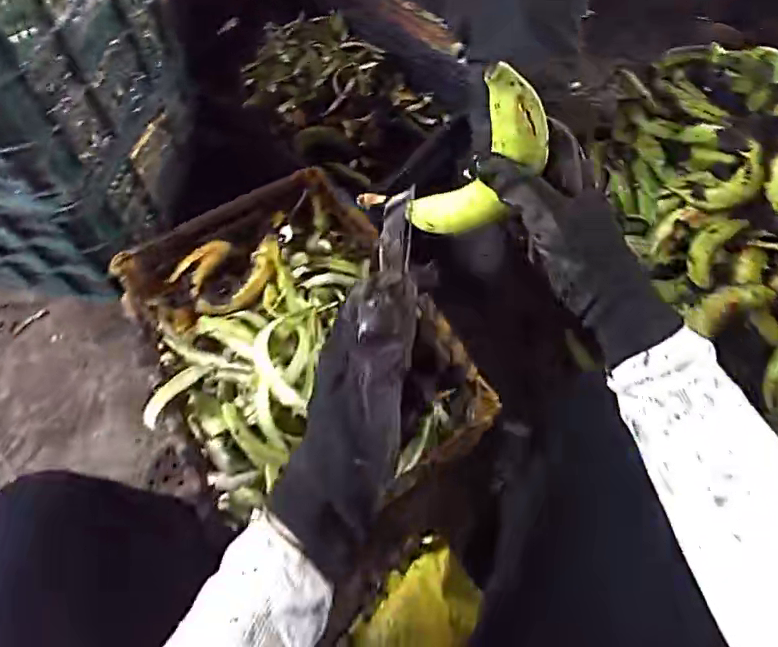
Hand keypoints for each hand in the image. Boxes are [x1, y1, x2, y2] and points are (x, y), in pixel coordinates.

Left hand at [268, 214, 416, 582]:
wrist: (334, 501)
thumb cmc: (352, 440)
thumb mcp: (372, 387)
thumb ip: (384, 337)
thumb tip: (394, 287)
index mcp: (348, 340)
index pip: (374, 292)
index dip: (401, 279)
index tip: (432, 277)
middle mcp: (357, 350)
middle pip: (398, 318)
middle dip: (425, 329)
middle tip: (443, 353)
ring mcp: (368, 374)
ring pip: (408, 346)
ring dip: (429, 359)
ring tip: (439, 384)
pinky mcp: (380, 397)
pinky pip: (409, 375)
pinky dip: (425, 382)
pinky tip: (431, 401)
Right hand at [476, 125, 681, 366]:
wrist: (608, 309)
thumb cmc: (584, 258)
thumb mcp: (550, 218)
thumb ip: (520, 188)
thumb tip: (483, 161)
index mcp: (578, 181)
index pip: (560, 140)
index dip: (540, 124)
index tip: (510, 113)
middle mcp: (574, 195)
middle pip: (549, 163)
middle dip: (523, 150)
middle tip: (490, 142)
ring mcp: (565, 220)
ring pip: (539, 189)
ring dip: (516, 179)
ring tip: (486, 169)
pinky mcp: (554, 244)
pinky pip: (530, 217)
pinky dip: (512, 209)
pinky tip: (493, 209)